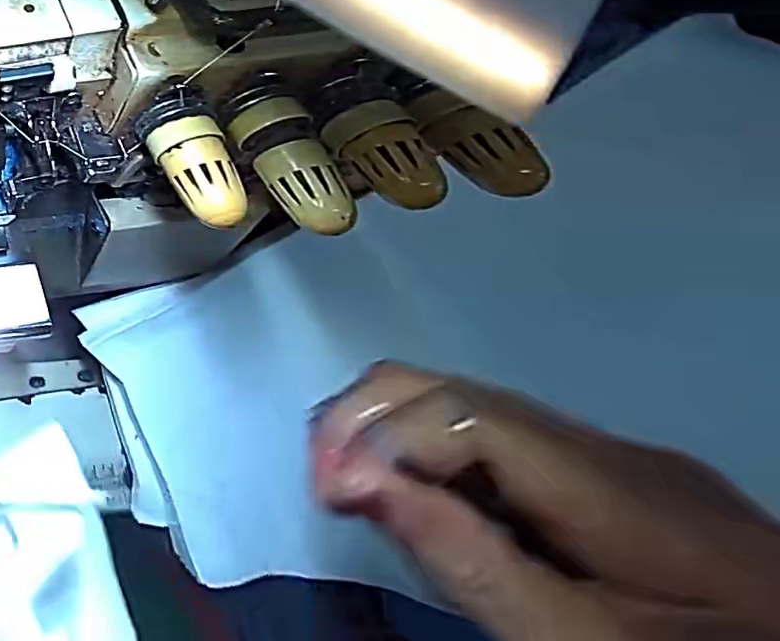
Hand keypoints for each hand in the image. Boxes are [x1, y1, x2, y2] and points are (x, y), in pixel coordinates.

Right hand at [311, 362, 779, 640]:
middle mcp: (614, 450)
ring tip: (351, 486)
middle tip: (322, 478)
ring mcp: (614, 460)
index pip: (464, 413)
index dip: (381, 437)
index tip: (330, 492)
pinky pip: (484, 438)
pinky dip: (424, 454)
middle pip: (447, 387)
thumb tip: (357, 477)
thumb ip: (470, 560)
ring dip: (384, 434)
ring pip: (454, 403)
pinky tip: (416, 497)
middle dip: (361, 420)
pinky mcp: (605, 482)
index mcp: (625, 488)